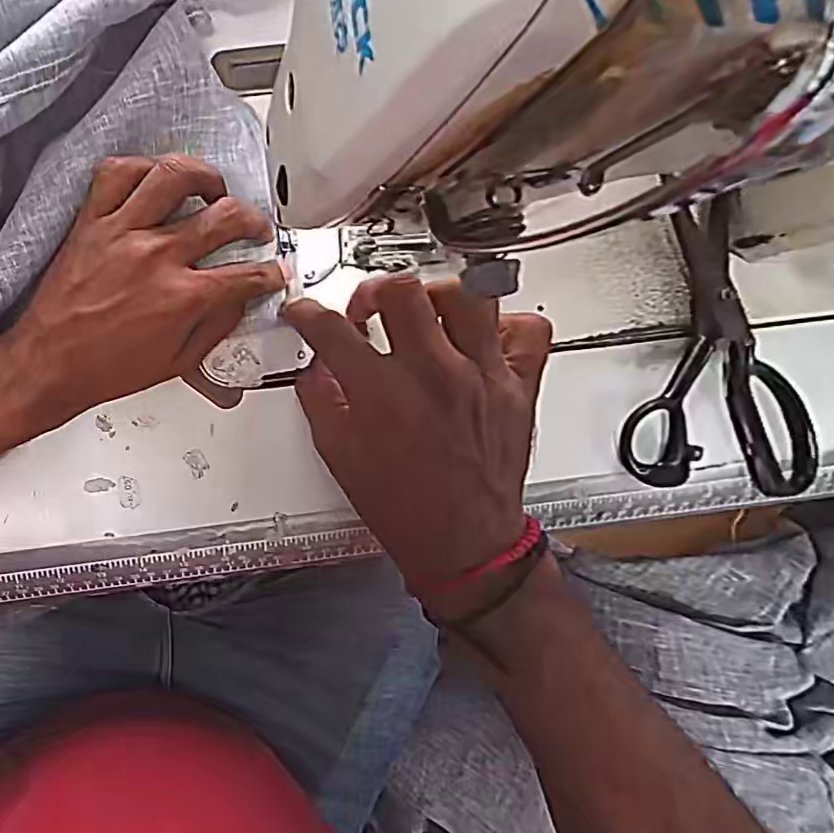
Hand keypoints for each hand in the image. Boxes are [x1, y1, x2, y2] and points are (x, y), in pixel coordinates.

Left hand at [0, 155, 284, 431]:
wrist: (49, 364)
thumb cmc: (103, 368)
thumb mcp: (176, 363)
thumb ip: (216, 328)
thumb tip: (239, 302)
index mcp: (181, 297)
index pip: (246, 273)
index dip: (269, 272)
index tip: (270, 271)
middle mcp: (156, 257)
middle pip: (225, 215)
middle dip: (253, 221)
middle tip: (253, 228)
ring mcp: (122, 233)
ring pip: (174, 175)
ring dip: (205, 177)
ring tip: (211, 190)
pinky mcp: (91, 223)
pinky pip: (116, 173)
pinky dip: (141, 168)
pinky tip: (153, 181)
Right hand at [282, 274, 552, 609]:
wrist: (461, 542)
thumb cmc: (404, 506)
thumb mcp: (338, 454)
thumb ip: (320, 401)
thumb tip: (315, 370)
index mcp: (380, 392)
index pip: (330, 328)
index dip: (306, 312)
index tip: (304, 312)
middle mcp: (432, 374)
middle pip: (400, 290)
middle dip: (371, 291)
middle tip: (367, 309)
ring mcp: (481, 376)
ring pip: (466, 294)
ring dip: (434, 296)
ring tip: (423, 313)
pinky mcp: (518, 387)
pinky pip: (529, 329)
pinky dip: (506, 323)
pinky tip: (481, 336)